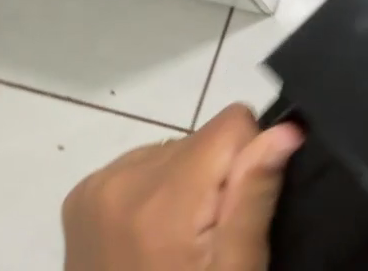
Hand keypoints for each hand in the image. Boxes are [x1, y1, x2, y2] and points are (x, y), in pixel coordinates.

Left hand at [61, 104, 303, 270]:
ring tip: (176, 244)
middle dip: (215, 178)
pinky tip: (150, 238)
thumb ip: (255, 197)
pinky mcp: (82, 193)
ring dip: (186, 186)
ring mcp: (97, 185)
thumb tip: (285, 130)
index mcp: (165, 197)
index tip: (238, 210)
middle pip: (203, 138)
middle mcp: (124, 177)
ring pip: (175, 150)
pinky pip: (143, 165)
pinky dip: (156, 192)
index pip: (234, 121)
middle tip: (206, 241)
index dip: (249, 160)